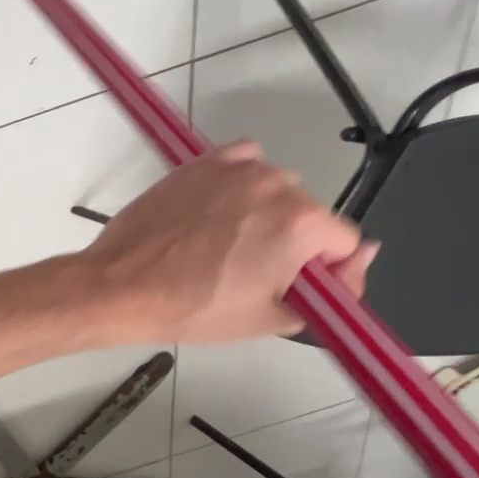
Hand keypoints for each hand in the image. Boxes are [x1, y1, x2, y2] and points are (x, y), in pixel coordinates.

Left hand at [78, 141, 377, 342]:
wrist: (119, 287)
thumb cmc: (192, 307)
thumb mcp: (271, 318)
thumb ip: (329, 292)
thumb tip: (359, 259)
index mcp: (303, 223)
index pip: (346, 244)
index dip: (331, 272)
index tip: (304, 287)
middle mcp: (275, 185)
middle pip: (308, 215)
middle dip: (292, 243)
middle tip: (253, 272)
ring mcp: (232, 170)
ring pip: (273, 188)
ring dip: (263, 212)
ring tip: (225, 244)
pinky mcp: (196, 165)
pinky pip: (238, 160)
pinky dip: (238, 179)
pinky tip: (219, 206)